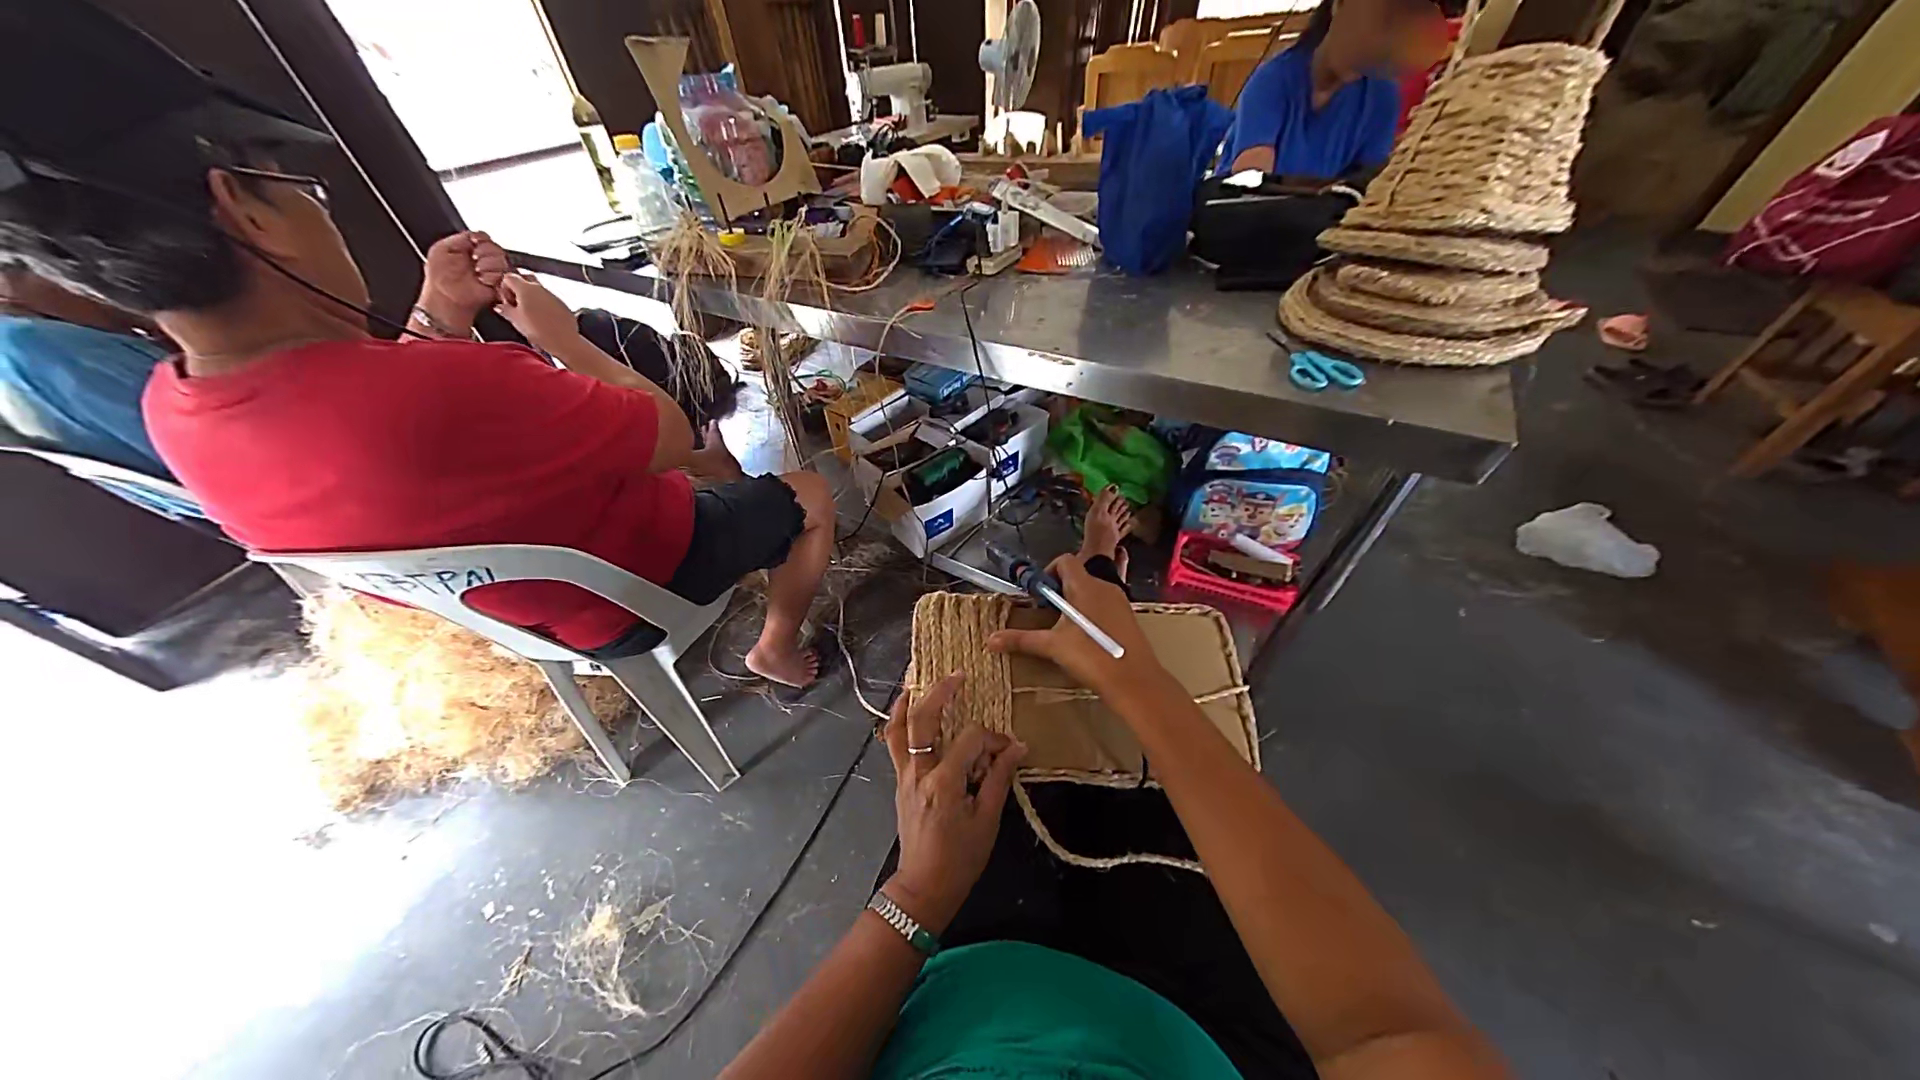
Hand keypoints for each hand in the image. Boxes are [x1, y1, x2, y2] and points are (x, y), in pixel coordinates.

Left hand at [415, 231, 507, 334]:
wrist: (446, 296)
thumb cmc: (439, 276)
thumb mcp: (442, 248)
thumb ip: (461, 238)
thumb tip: (477, 234)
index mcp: (470, 250)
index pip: (485, 238)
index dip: (481, 239)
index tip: (473, 243)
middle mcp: (483, 261)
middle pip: (497, 248)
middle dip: (485, 252)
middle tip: (474, 260)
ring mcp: (493, 274)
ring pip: (503, 261)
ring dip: (488, 265)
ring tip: (477, 272)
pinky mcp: (500, 286)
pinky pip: (505, 276)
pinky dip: (493, 277)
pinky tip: (483, 281)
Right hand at [493, 273, 580, 352]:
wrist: (564, 341)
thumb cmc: (539, 330)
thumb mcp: (515, 320)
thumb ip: (505, 309)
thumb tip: (501, 307)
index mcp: (525, 288)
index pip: (508, 277)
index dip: (504, 288)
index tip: (506, 301)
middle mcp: (540, 288)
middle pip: (525, 279)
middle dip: (518, 289)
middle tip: (516, 304)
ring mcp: (554, 295)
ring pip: (538, 290)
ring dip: (531, 297)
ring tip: (528, 313)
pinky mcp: (563, 305)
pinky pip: (550, 300)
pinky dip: (544, 305)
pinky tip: (542, 318)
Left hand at [882, 672, 1024, 934]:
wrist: (924, 886)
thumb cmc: (961, 858)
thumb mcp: (988, 820)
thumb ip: (1000, 778)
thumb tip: (1017, 747)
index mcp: (944, 783)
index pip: (970, 740)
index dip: (993, 739)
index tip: (1009, 750)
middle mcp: (919, 772)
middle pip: (924, 720)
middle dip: (940, 693)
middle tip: (957, 676)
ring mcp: (904, 776)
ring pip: (899, 728)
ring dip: (909, 701)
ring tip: (918, 679)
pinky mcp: (900, 781)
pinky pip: (895, 743)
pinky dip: (900, 721)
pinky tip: (908, 708)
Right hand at [986, 553, 1165, 697]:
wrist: (1134, 681)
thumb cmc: (1091, 657)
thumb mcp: (1052, 647)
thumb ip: (1021, 640)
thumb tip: (991, 640)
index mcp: (1085, 586)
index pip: (1065, 561)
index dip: (1048, 572)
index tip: (1040, 595)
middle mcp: (1104, 587)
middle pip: (1078, 576)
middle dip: (1059, 590)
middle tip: (1048, 614)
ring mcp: (1120, 602)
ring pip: (1092, 591)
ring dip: (1076, 603)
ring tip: (1065, 629)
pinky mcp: (1129, 618)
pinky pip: (1105, 605)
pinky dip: (1091, 614)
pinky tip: (1085, 639)